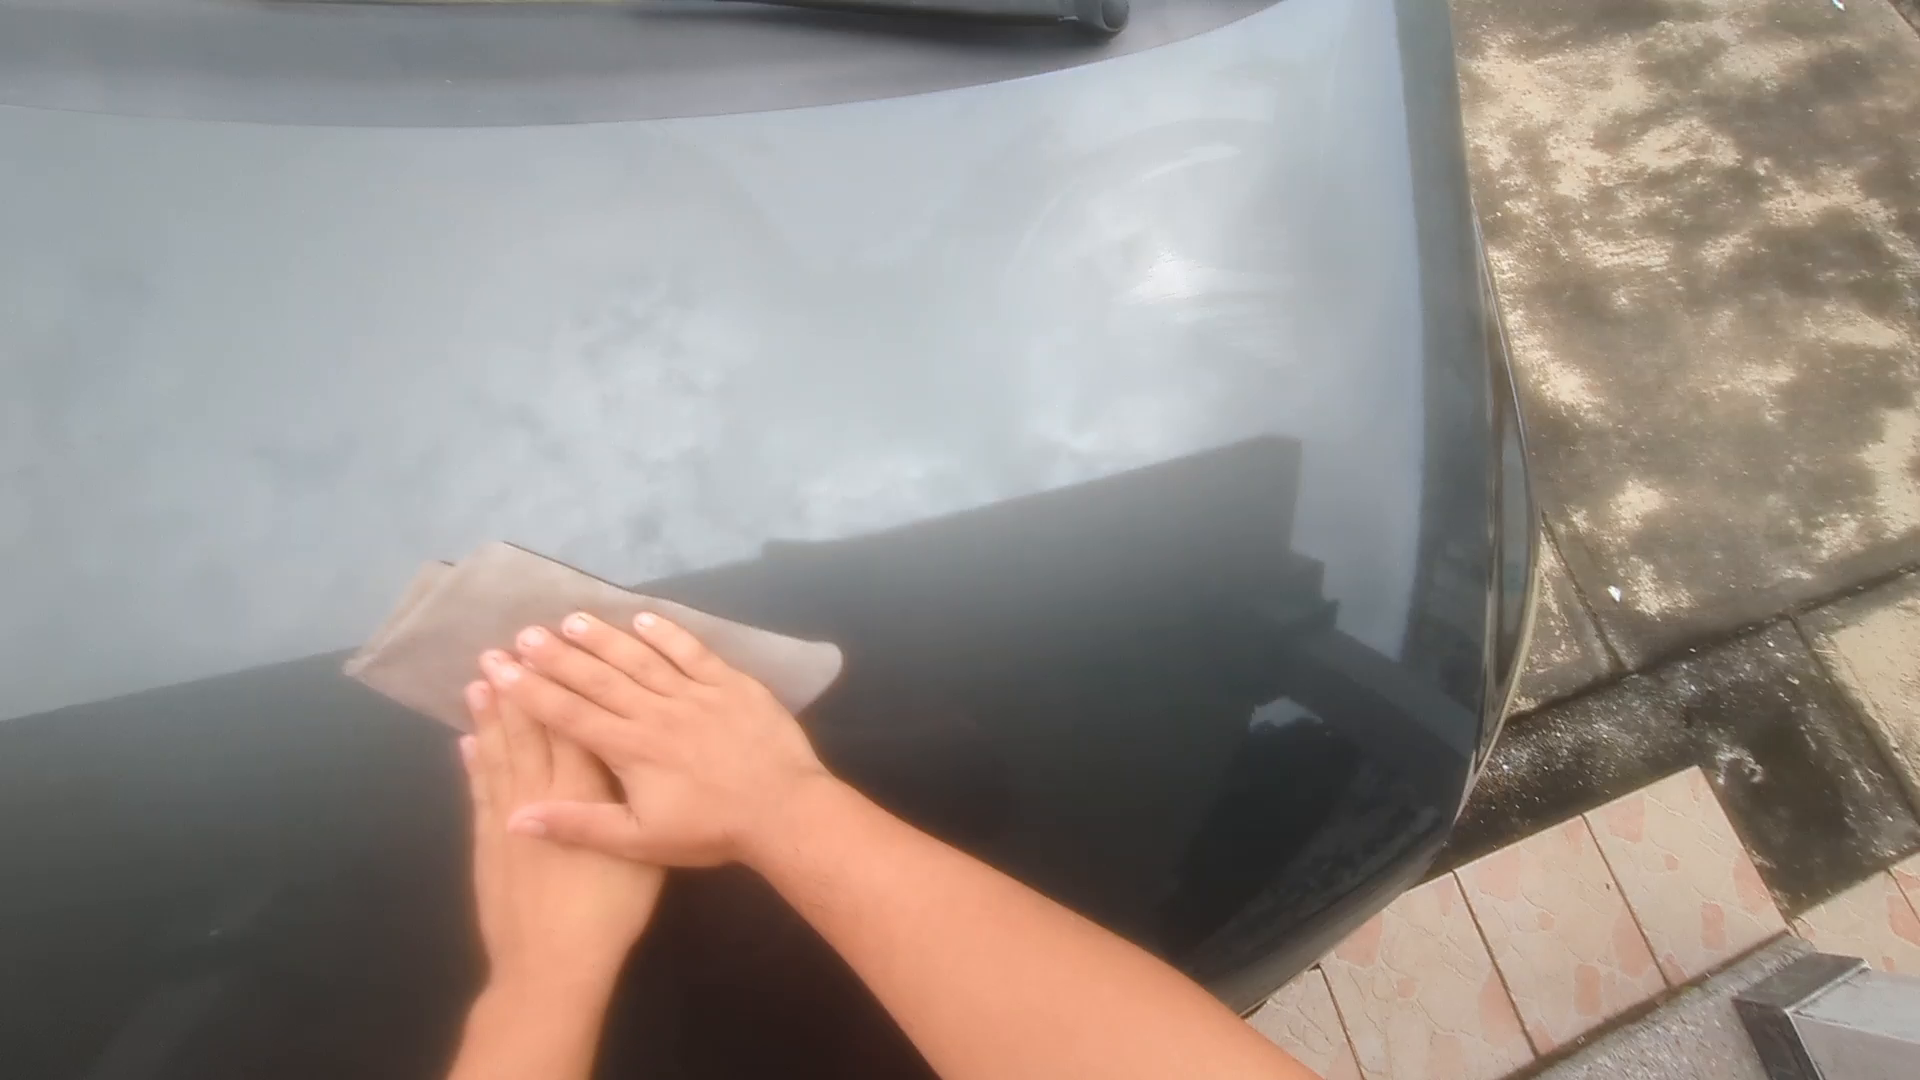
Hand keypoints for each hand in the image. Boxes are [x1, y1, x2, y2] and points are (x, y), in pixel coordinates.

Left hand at [460, 677, 664, 1002]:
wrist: (555, 962)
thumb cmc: (614, 903)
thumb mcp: (641, 842)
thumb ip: (625, 791)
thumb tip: (619, 748)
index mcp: (583, 789)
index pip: (570, 725)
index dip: (557, 687)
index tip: (546, 652)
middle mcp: (541, 792)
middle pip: (528, 731)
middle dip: (517, 689)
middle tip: (502, 650)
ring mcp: (509, 816)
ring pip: (499, 753)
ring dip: (489, 716)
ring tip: (480, 681)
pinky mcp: (488, 842)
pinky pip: (479, 791)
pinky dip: (473, 763)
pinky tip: (467, 741)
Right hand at [477, 612, 831, 868]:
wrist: (782, 809)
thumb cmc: (711, 829)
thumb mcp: (640, 841)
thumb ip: (579, 825)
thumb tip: (516, 814)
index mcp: (631, 749)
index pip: (569, 715)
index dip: (529, 690)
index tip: (496, 667)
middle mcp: (657, 713)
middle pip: (599, 679)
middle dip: (558, 656)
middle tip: (524, 633)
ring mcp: (696, 694)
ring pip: (642, 659)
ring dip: (606, 638)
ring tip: (573, 619)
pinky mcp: (731, 683)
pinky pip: (694, 652)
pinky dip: (668, 634)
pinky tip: (645, 617)